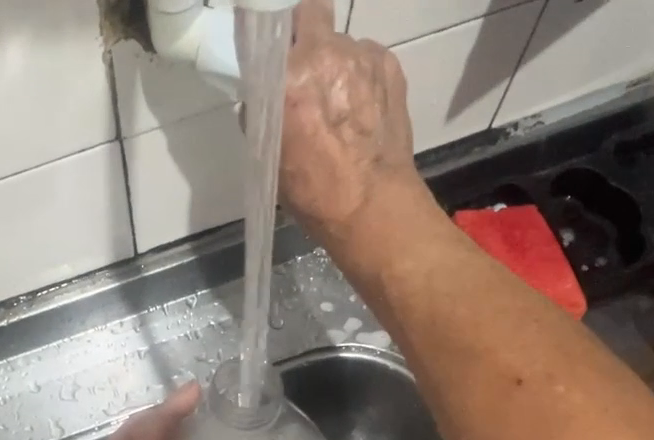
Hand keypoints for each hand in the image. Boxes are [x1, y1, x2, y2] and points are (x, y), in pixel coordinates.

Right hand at [281, 0, 426, 246]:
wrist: (372, 206)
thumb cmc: (314, 192)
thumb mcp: (269, 157)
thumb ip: (263, 113)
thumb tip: (263, 98)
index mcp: (286, 76)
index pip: (266, 31)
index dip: (268, 42)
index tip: (269, 57)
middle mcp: (324, 52)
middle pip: (309, 14)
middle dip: (304, 36)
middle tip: (305, 71)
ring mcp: (362, 55)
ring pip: (340, 40)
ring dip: (335, 61)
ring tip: (338, 102)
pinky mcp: (390, 64)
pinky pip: (366, 56)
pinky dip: (360, 74)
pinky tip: (360, 108)